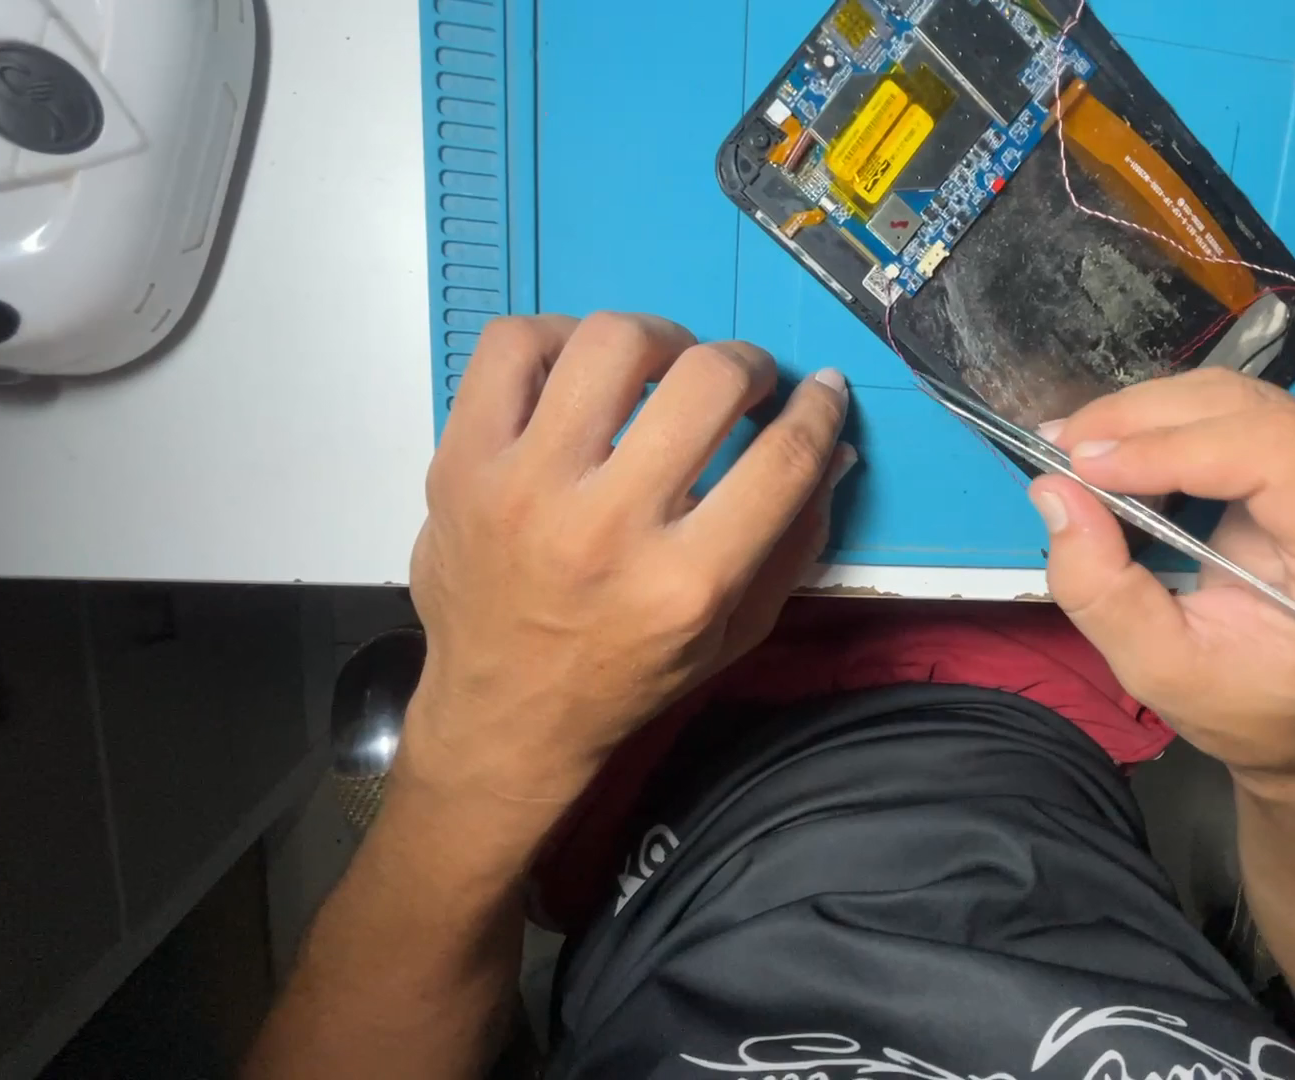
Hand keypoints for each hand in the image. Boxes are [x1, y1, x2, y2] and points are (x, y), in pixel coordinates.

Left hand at [404, 313, 853, 804]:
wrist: (505, 714)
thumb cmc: (631, 678)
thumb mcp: (736, 633)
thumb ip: (796, 542)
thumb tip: (834, 447)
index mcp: (689, 583)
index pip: (784, 458)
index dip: (819, 406)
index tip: (821, 389)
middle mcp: (609, 527)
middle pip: (707, 382)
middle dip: (747, 365)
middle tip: (743, 384)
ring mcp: (525, 488)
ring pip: (611, 343)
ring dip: (663, 339)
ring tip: (666, 368)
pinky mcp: (461, 464)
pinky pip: (512, 346)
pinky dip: (562, 336)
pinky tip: (582, 371)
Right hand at [1031, 369, 1294, 776]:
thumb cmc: (1239, 703)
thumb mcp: (1154, 668)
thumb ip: (1099, 587)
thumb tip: (1054, 490)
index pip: (1281, 457)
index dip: (1173, 447)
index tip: (1082, 464)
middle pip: (1260, 414)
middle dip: (1143, 420)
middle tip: (1059, 446)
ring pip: (1248, 399)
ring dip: (1150, 414)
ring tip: (1080, 447)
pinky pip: (1246, 412)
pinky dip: (1172, 421)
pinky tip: (1124, 447)